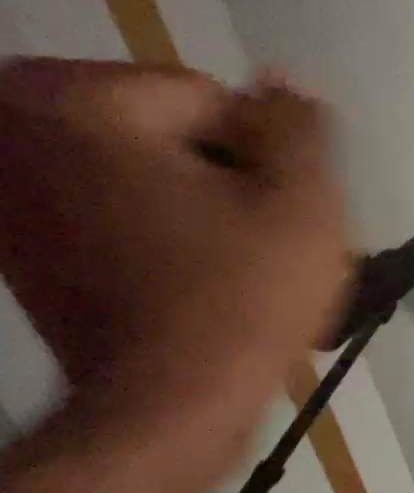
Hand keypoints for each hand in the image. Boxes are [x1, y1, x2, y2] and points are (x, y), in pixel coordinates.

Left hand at [0, 59, 347, 421]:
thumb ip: (302, 130)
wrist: (169, 405)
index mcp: (69, 98)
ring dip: (199, 209)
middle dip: (228, 182)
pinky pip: (110, 210)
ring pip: (142, 172)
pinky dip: (157, 235)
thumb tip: (291, 88)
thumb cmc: (240, 302)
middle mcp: (5, 121)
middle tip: (265, 250)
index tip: (286, 224)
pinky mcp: (14, 238)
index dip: (270, 163)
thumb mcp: (303, 209)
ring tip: (236, 272)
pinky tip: (193, 283)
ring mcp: (0, 183)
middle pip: (167, 132)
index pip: (210, 99)